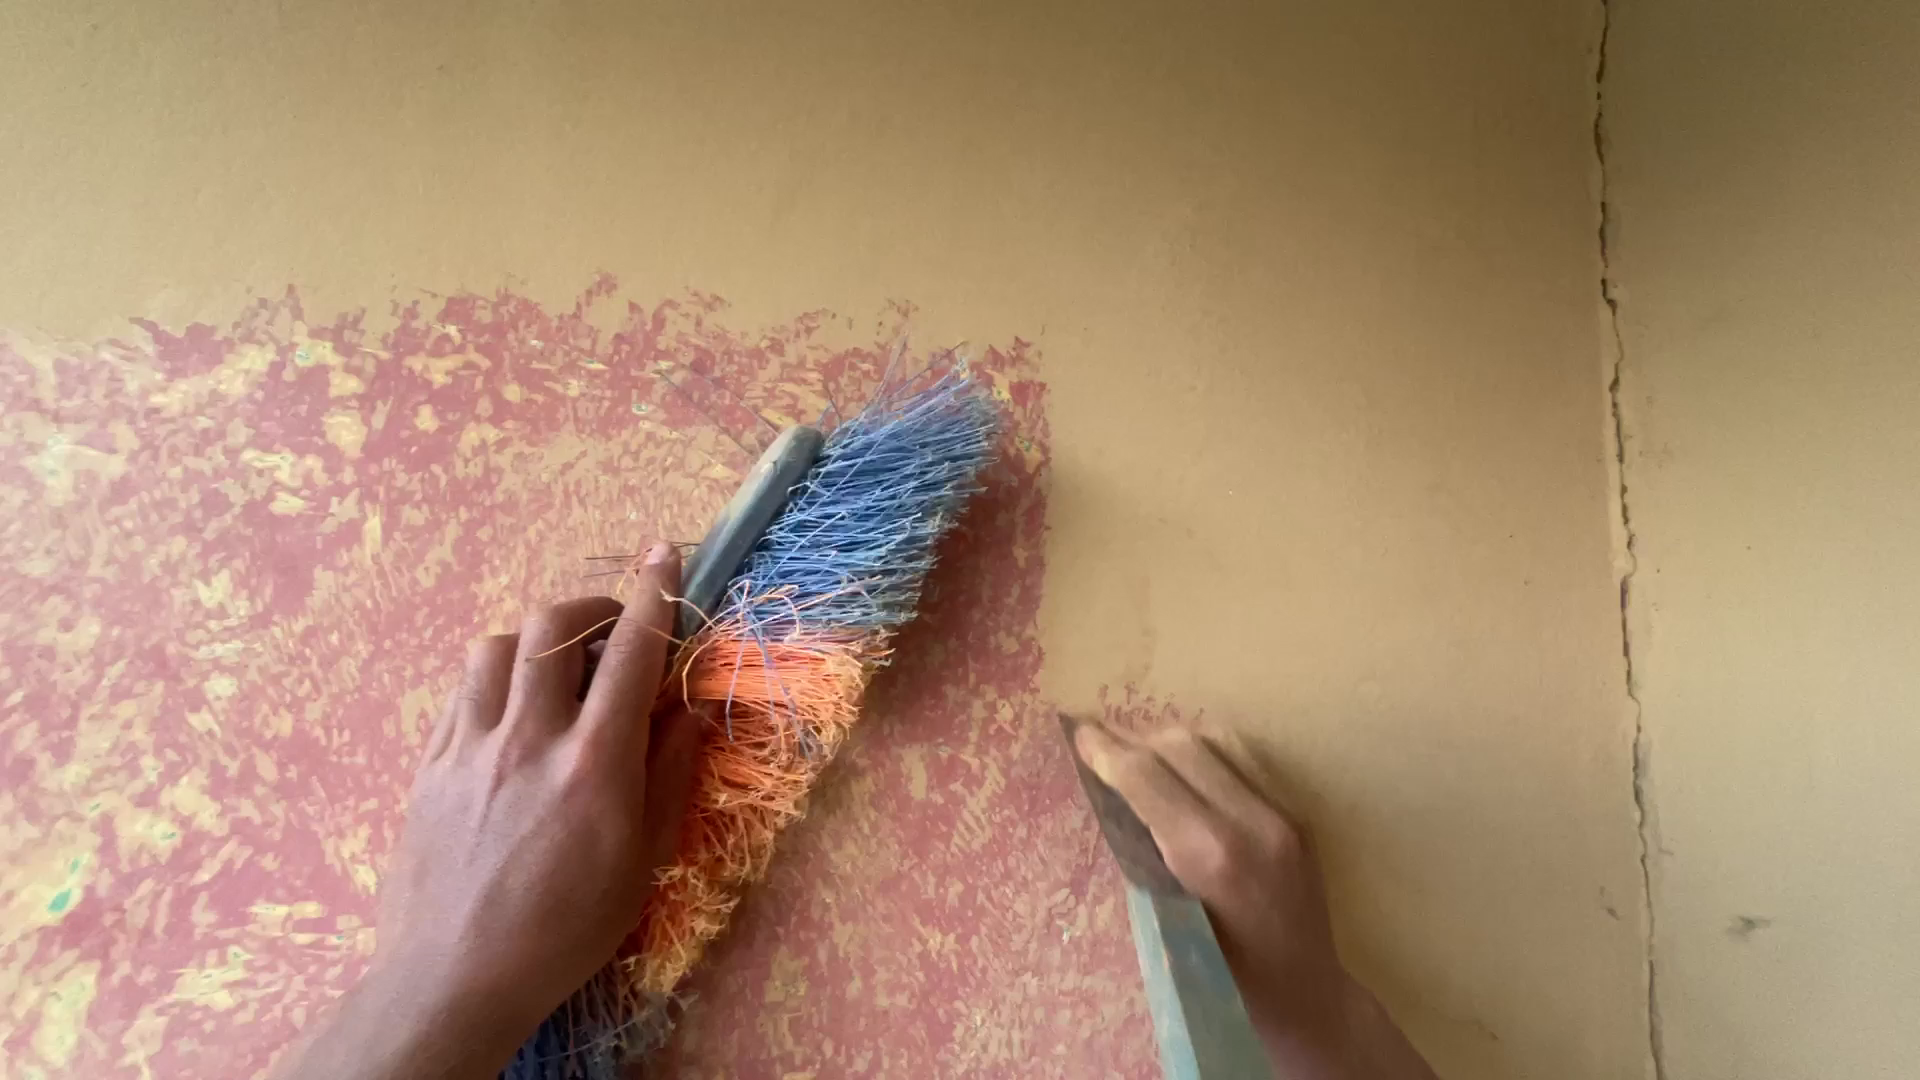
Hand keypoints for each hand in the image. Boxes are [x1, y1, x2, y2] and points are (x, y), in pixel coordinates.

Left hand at [273, 541, 699, 1079]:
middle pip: (553, 626)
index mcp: (594, 760)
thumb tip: (692, 707)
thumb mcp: (646, 853)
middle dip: (592, 606)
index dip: (654, 594)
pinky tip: (513, 711)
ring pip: (498, 647)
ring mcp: (469, 747)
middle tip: (613, 628)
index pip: (632, 652)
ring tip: (559, 672)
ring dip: (539, 641)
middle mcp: (529, 737)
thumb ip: (671, 768)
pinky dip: (498, 677)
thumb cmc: (570, 921)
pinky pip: (462, 690)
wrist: (452, 982)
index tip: (666, 554)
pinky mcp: (428, 765)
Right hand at [1071, 719, 1437, 1079]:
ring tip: (1136, 747)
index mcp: (1213, 857)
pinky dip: (1202, 747)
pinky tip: (1181, 759)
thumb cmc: (1224, 980)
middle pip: (1179, 747)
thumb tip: (1108, 793)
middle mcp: (1251, 822)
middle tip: (1099, 738)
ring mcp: (1281, 812)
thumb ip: (1141, 852)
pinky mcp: (1295, 811)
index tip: (1080, 733)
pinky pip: (1241, 755)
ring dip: (1166, 737)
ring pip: (1212, 740)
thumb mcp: (1166, 921)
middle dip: (1132, 737)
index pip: (1147, 777)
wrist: (1310, 1000)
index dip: (1107, 750)